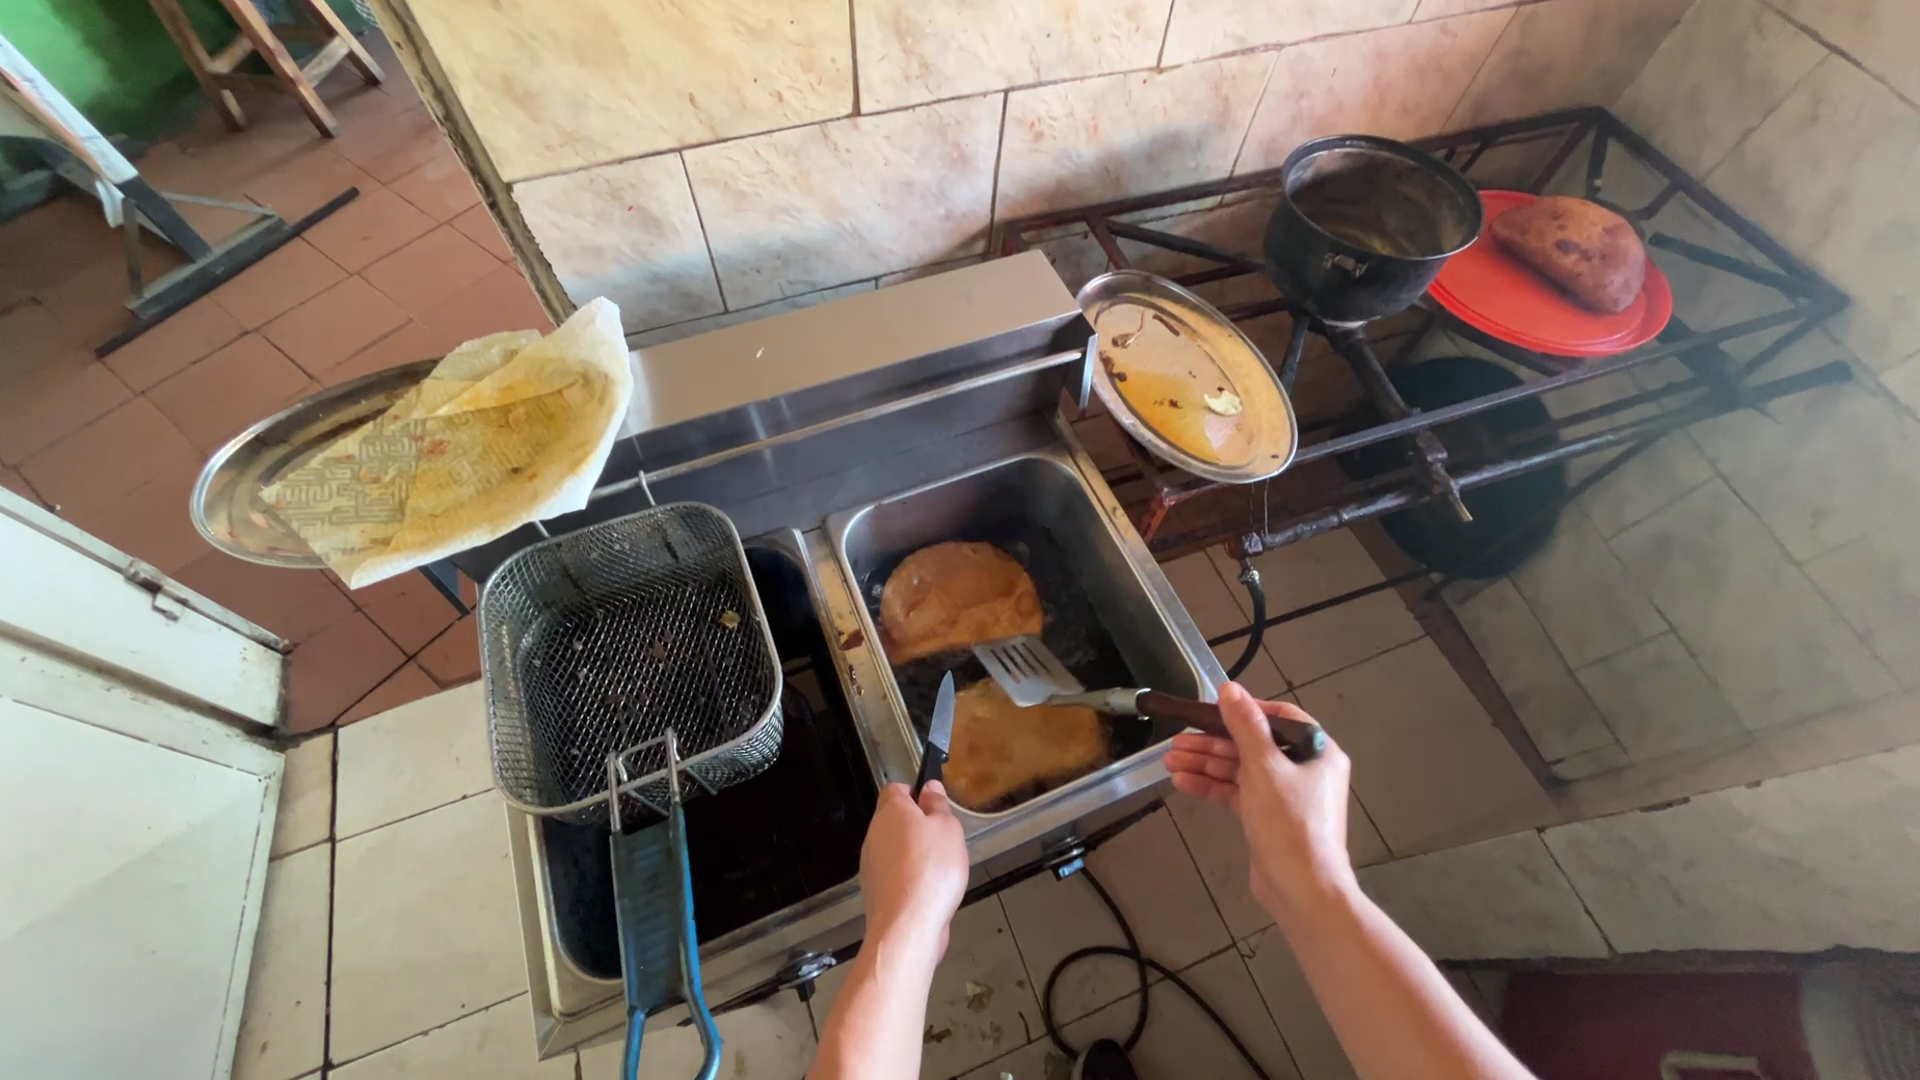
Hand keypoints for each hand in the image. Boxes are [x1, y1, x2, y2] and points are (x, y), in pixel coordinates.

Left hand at [859, 781, 968, 960]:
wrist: (907, 927)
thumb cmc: (932, 869)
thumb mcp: (948, 828)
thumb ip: (938, 805)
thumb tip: (929, 788)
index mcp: (890, 811)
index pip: (896, 789)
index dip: (915, 793)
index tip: (935, 807)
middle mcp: (874, 833)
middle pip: (895, 820)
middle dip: (918, 826)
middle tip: (943, 839)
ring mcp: (870, 864)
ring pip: (894, 848)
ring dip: (914, 854)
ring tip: (939, 869)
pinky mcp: (873, 891)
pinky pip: (893, 874)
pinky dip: (908, 878)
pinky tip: (928, 891)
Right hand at [1164, 683, 1355, 919]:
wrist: (1303, 892)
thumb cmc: (1290, 823)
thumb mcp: (1264, 767)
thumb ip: (1245, 725)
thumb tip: (1229, 688)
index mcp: (1317, 752)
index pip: (1278, 717)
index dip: (1244, 710)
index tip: (1210, 711)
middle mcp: (1305, 770)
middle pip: (1252, 744)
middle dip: (1212, 742)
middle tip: (1177, 740)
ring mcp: (1286, 795)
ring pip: (1240, 768)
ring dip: (1206, 763)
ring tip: (1170, 761)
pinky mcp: (1268, 817)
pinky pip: (1237, 791)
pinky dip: (1212, 786)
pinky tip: (1182, 781)